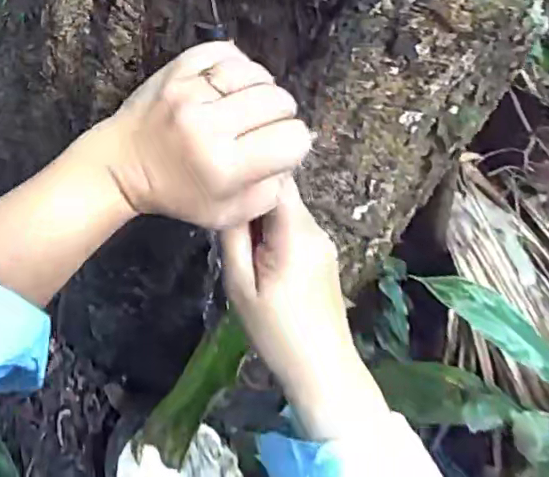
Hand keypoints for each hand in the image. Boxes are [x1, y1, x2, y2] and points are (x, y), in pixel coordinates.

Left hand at [80, 41, 310, 229]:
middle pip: (276, 100)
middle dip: (281, 113)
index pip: (291, 138)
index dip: (293, 142)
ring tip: (248, 101)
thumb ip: (273, 189)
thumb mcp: (230, 213)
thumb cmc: (177, 192)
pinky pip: (224, 50)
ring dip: (260, 86)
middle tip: (264, 124)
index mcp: (224, 165)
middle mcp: (206, 123)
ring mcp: (188, 90)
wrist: (124, 163)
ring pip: (254, 72)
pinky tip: (232, 81)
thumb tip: (293, 148)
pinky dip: (237, 63)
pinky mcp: (175, 68)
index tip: (279, 145)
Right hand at [220, 179, 385, 441]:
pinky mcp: (323, 253)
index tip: (222, 182)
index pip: (275, 178)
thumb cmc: (277, 332)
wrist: (326, 374)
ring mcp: (322, 240)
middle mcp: (314, 228)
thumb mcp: (239, 284)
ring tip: (236, 236)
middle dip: (251, 195)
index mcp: (295, 231)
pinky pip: (292, 225)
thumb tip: (225, 197)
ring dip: (260, 213)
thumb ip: (231, 235)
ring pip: (285, 207)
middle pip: (279, 190)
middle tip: (223, 214)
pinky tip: (258, 253)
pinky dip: (272, 228)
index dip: (247, 174)